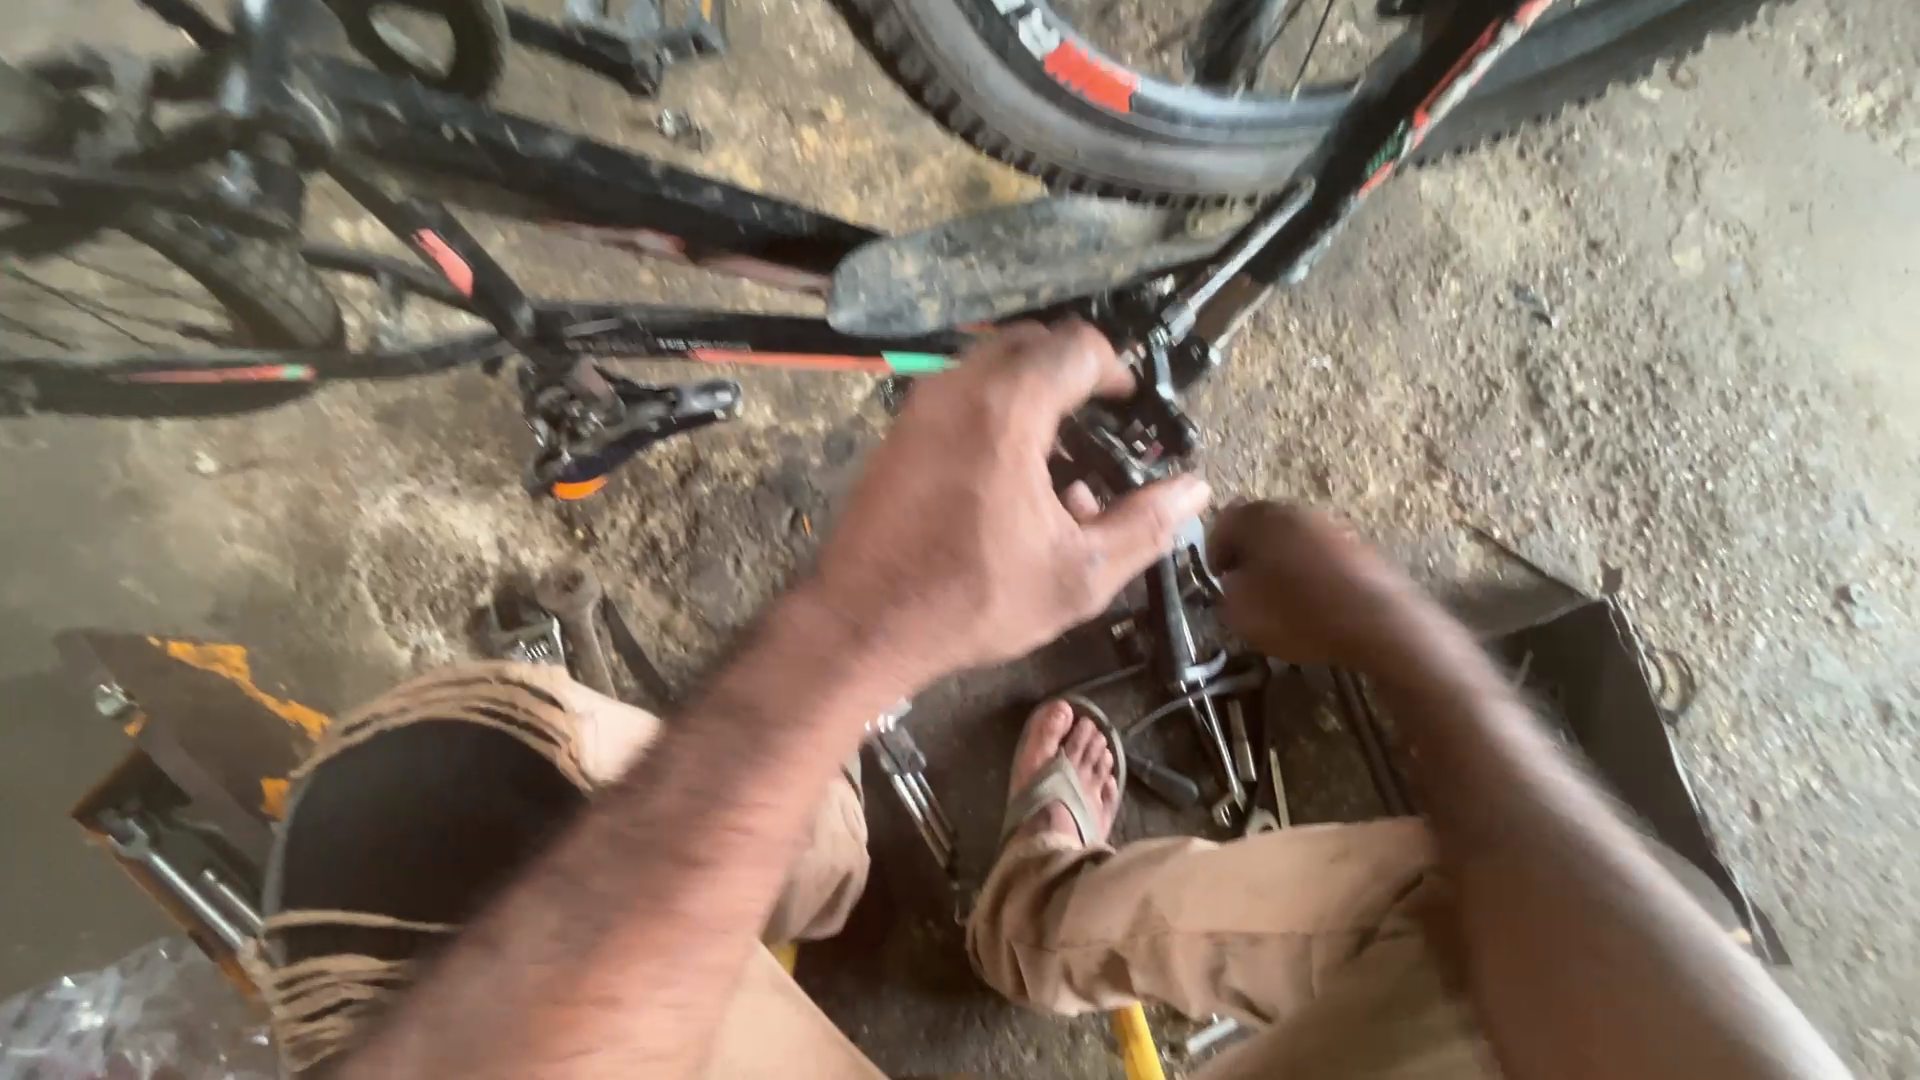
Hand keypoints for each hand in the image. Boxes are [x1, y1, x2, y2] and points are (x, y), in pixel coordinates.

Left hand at [810, 321, 1211, 686]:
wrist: (861, 623)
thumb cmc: (971, 600)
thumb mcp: (1077, 576)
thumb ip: (1144, 526)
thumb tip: (1193, 490)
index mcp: (1006, 408)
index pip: (1076, 346)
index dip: (1116, 368)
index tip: (1131, 406)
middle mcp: (956, 390)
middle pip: (1031, 346)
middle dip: (1074, 377)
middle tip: (1099, 429)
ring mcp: (918, 409)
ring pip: (990, 371)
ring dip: (1032, 398)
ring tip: (1058, 465)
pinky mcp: (896, 435)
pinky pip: (957, 400)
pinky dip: (993, 416)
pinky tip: (1007, 482)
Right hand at [1208, 501, 1438, 667]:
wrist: (1377, 622)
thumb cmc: (1297, 613)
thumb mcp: (1240, 612)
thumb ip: (1226, 591)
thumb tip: (1233, 583)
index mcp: (1256, 518)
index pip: (1221, 522)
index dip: (1213, 551)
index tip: (1217, 578)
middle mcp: (1291, 511)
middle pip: (1258, 524)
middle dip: (1247, 551)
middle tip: (1244, 582)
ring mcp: (1328, 524)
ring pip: (1290, 536)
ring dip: (1278, 558)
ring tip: (1278, 593)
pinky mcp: (1356, 543)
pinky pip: (1318, 551)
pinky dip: (1308, 568)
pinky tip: (1311, 597)